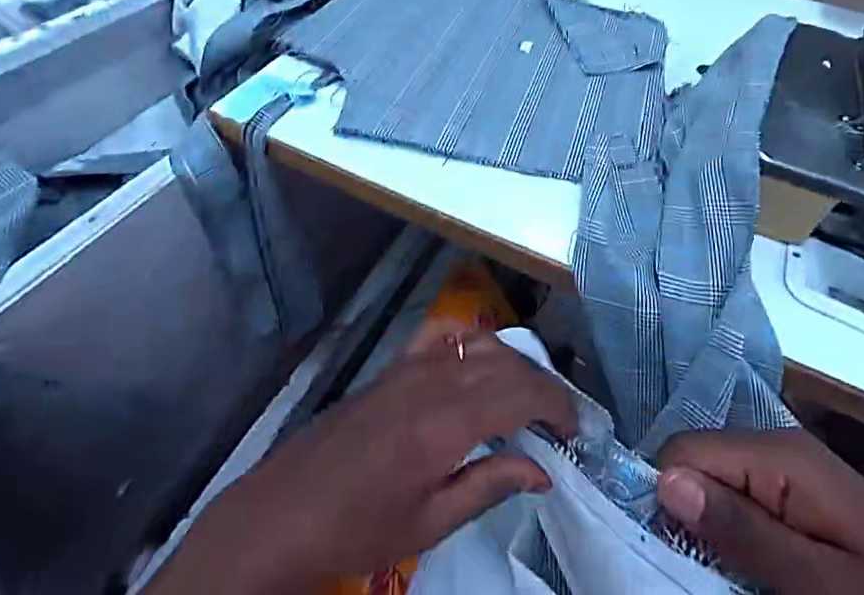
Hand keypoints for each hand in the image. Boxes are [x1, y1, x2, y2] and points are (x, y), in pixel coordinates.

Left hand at [147, 328, 578, 593]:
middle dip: (543, 386)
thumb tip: (542, 469)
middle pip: (504, 363)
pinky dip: (469, 340)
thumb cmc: (360, 527)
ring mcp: (406, 367)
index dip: (557, 404)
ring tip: (530, 397)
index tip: (576, 430)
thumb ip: (489, 486)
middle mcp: (429, 381)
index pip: (519, 392)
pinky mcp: (390, 368)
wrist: (287, 509)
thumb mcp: (430, 522)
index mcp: (443, 423)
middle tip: (562, 421)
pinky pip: (438, 336)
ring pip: (476, 343)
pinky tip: (478, 361)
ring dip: (512, 362)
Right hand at [655, 430, 863, 594]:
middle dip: (691, 518)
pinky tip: (753, 573)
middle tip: (712, 576)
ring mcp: (791, 474)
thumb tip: (665, 482)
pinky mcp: (801, 500)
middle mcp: (777, 450)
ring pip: (715, 489)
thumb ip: (746, 532)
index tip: (678, 557)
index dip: (669, 501)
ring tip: (733, 579)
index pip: (680, 452)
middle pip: (696, 467)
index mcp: (779, 454)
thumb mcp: (827, 587)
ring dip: (714, 534)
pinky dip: (738, 540)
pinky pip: (744, 506)